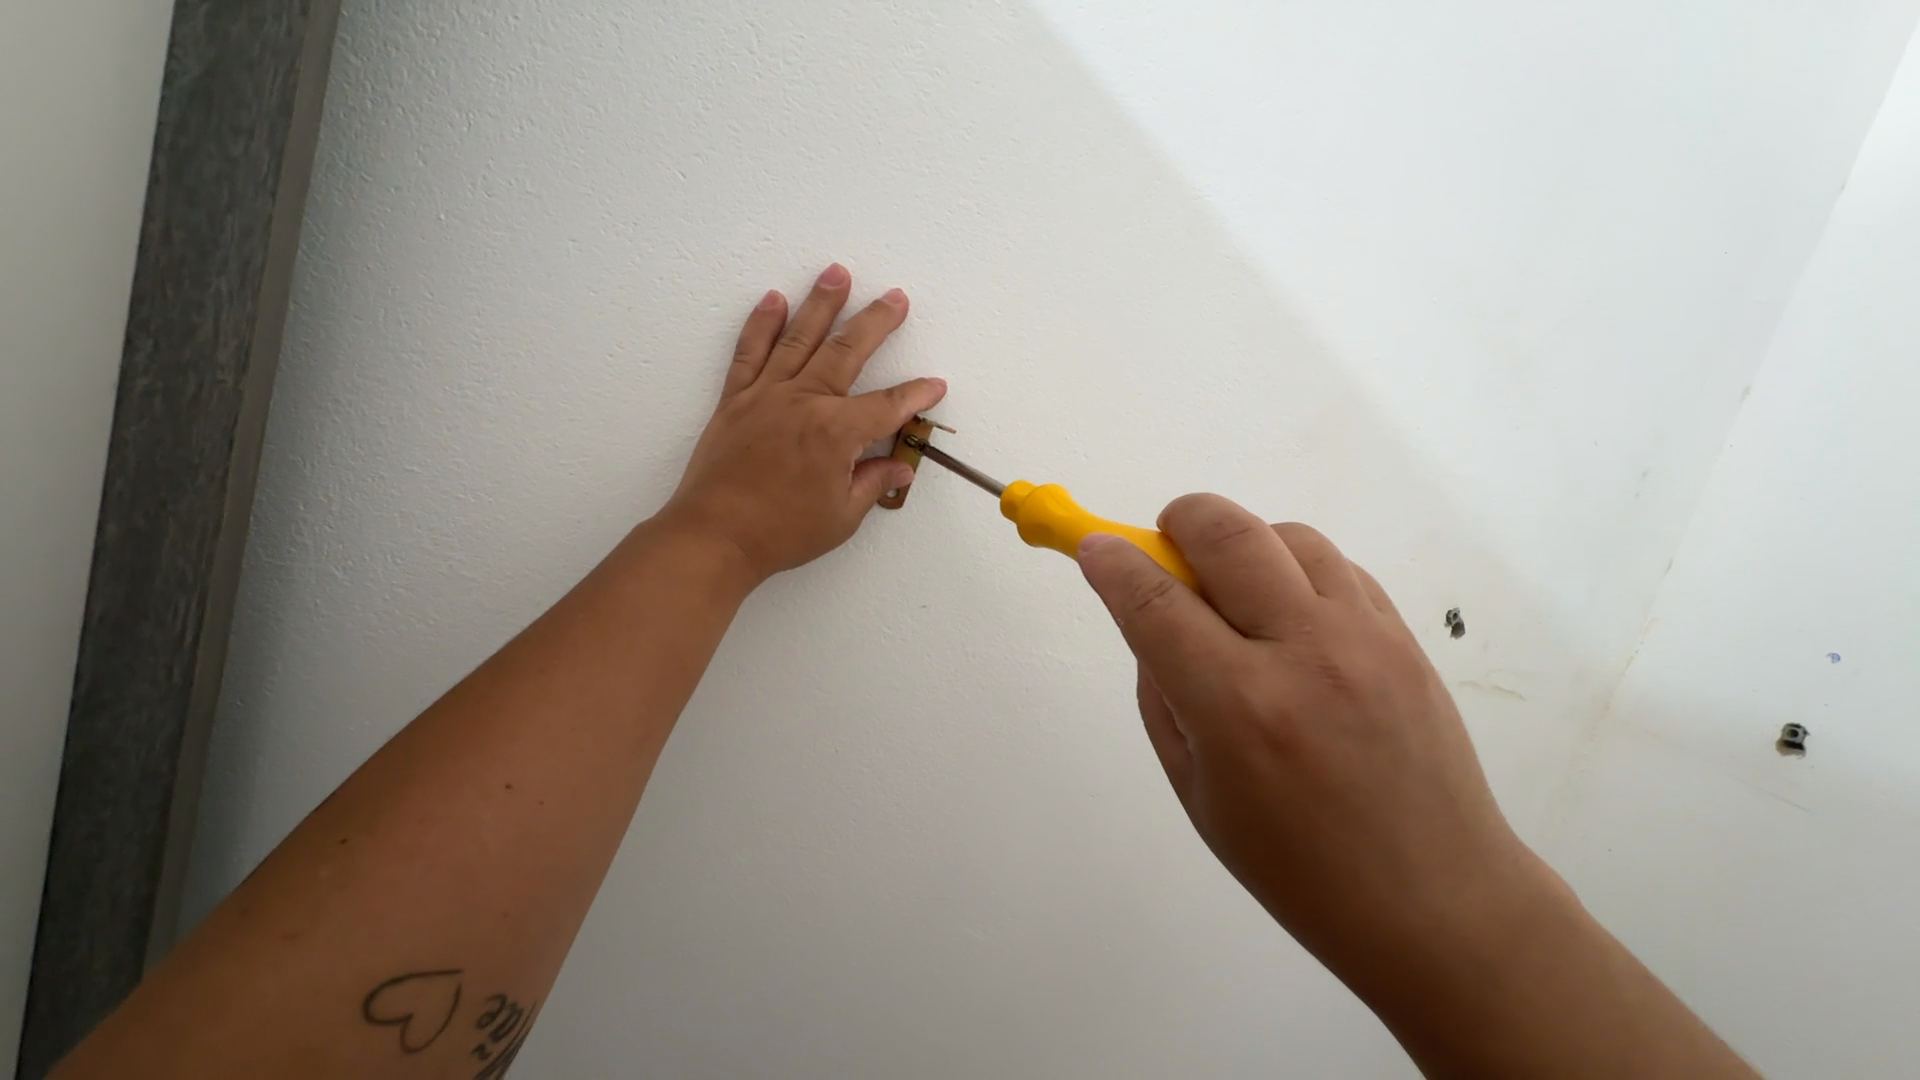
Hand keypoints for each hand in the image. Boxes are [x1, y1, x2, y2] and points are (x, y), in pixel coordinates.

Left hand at [662, 264, 945, 583]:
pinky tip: (772, 301)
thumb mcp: (841, 515)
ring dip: (821, 304)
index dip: (916, 396)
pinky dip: (760, 324)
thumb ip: (872, 483)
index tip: (934, 387)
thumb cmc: (779, 531)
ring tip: (837, 274)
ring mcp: (767, 396)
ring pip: (799, 338)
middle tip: (895, 298)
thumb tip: (898, 469)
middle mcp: (804, 402)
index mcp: (836, 432)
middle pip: (848, 351)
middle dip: (876, 322)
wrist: (715, 535)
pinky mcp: (736, 400)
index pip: (888, 406)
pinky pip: (749, 352)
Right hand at [1076, 496, 1554, 997]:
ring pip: (1287, 535)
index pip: (1156, 603)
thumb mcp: (1195, 789)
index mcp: (1238, 707)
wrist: (1435, 900)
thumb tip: (1152, 620)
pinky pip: (1335, 565)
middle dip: (1178, 520)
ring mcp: (1365, 638)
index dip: (1113, 565)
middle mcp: (1304, 654)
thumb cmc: (1293, 864)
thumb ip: (1162, 694)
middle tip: (1165, 547)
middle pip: (1227, 534)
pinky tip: (1288, 616)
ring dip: (1241, 544)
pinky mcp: (1405, 637)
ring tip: (1234, 593)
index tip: (1091, 547)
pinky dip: (1293, 570)